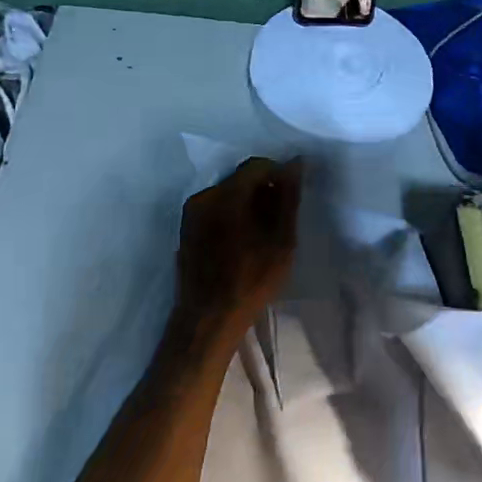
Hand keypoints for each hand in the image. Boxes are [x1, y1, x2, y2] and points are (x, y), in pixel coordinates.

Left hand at [175, 157, 302, 321]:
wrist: (208, 317)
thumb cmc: (251, 281)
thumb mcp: (281, 241)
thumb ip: (288, 198)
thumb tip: (295, 164)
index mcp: (227, 194)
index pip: (257, 165)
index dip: (279, 174)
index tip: (293, 195)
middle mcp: (204, 196)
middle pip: (239, 179)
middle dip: (262, 188)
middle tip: (281, 214)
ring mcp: (190, 214)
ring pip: (225, 195)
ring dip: (246, 203)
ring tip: (263, 229)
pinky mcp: (186, 230)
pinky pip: (213, 210)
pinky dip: (231, 215)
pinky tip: (242, 240)